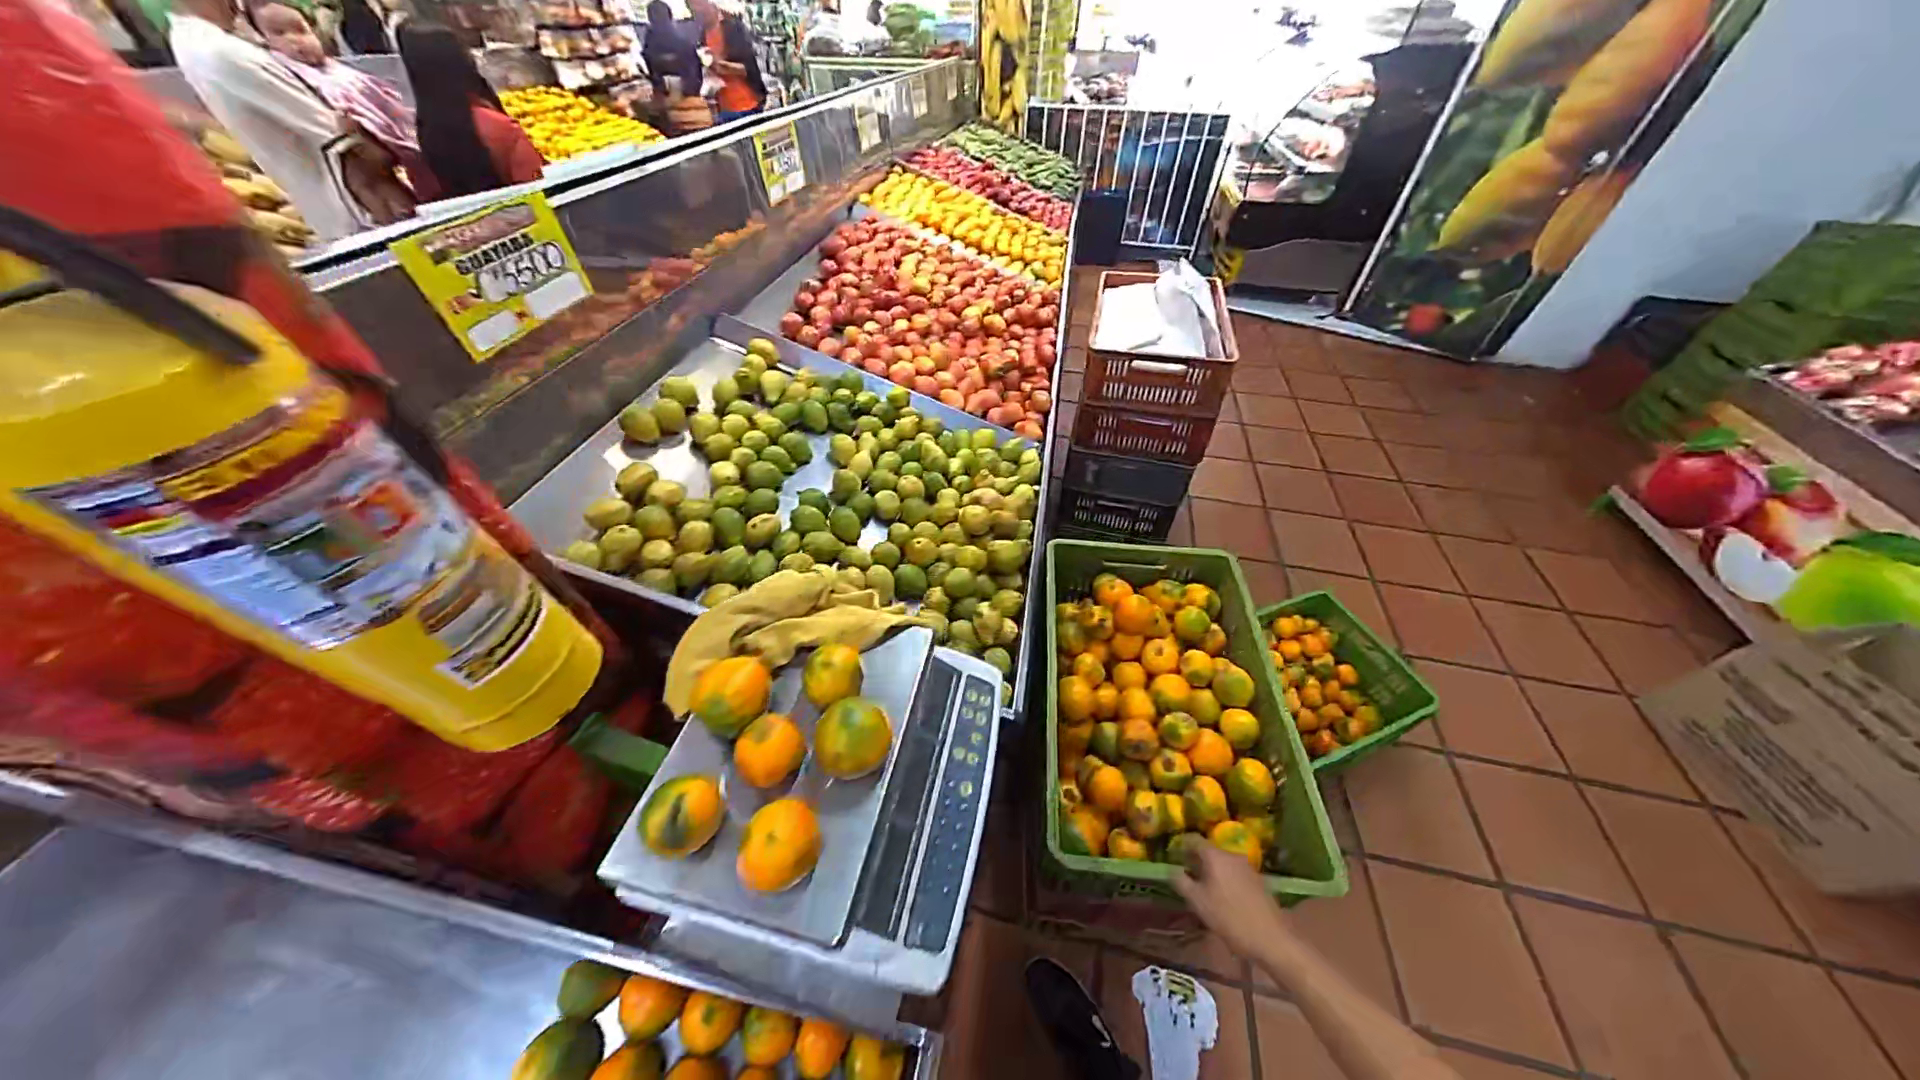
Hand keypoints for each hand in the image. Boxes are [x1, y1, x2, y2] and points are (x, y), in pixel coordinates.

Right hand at [1170, 844, 1295, 963]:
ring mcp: (1248, 867)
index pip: (1193, 839)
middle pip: (1209, 851)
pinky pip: (1235, 873)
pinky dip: (1225, 879)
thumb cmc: (1230, 918)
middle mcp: (1232, 855)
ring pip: (1223, 863)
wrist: (1273, 939)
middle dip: (1196, 860)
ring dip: (1212, 871)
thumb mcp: (1198, 902)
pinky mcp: (1258, 880)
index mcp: (1215, 855)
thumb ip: (1181, 882)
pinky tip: (1224, 897)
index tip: (1172, 857)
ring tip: (1204, 889)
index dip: (1180, 845)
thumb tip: (1172, 869)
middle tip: (1186, 876)